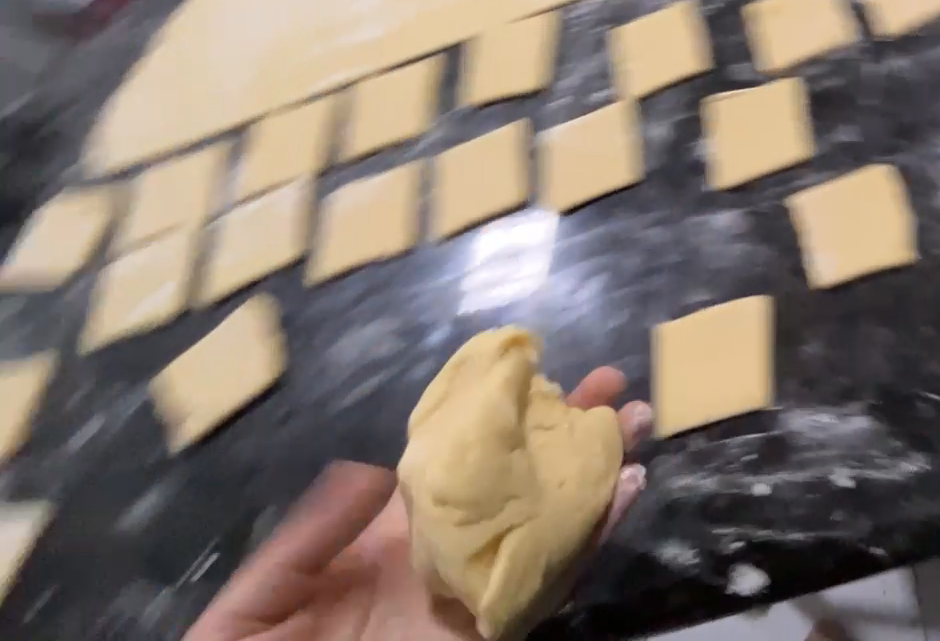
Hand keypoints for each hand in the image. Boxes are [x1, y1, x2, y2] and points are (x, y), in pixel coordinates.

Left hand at [187, 368, 652, 640]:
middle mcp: (455, 547)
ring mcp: (483, 585)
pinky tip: (627, 488)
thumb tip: (378, 470)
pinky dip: (598, 532)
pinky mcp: (500, 624)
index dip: (507, 417)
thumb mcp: (254, 606)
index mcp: (400, 531)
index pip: (468, 462)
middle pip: (526, 479)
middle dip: (572, 430)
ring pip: (556, 517)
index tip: (543, 371)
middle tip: (615, 385)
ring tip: (637, 424)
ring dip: (600, 469)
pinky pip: (558, 575)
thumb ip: (308, 537)